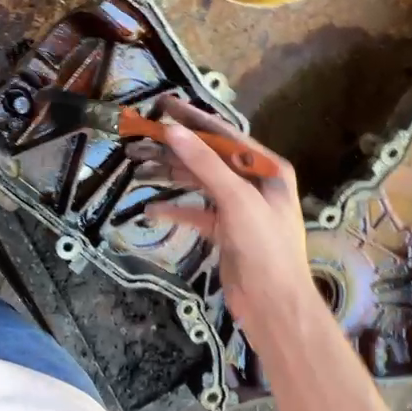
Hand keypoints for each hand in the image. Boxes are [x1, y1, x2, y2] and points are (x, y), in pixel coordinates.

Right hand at [125, 96, 315, 342]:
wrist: (275, 305)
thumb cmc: (265, 247)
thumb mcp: (236, 199)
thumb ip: (203, 163)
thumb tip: (172, 130)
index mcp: (266, 169)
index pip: (223, 134)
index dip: (192, 119)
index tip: (162, 105)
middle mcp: (253, 183)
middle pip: (206, 157)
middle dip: (173, 149)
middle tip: (137, 139)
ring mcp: (238, 207)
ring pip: (196, 181)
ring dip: (168, 175)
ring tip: (137, 168)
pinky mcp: (224, 230)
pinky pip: (194, 210)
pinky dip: (173, 208)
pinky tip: (151, 209)